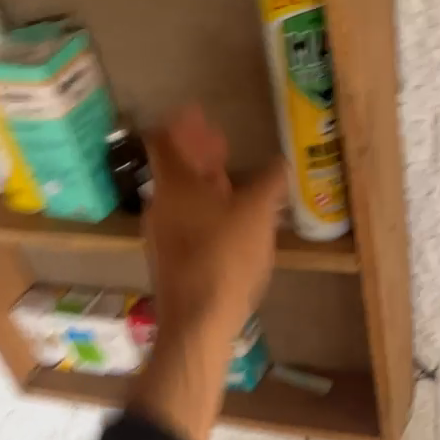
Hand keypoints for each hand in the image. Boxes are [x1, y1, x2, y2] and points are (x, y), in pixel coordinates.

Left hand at [126, 107, 287, 439]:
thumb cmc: (225, 259)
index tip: (200, 116)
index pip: (165, 138)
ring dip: (203, 189)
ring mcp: (160, 239)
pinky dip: (202, 217)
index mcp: (174, 183)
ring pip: (180, 202)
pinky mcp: (169, 266)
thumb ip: (269, 184)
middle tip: (221, 147)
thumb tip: (279, 165)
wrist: (197, 323)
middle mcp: (159, 206)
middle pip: (175, 171)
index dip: (183, 124)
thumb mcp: (257, 215)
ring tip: (231, 188)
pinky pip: (184, 228)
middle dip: (199, 157)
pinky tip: (226, 229)